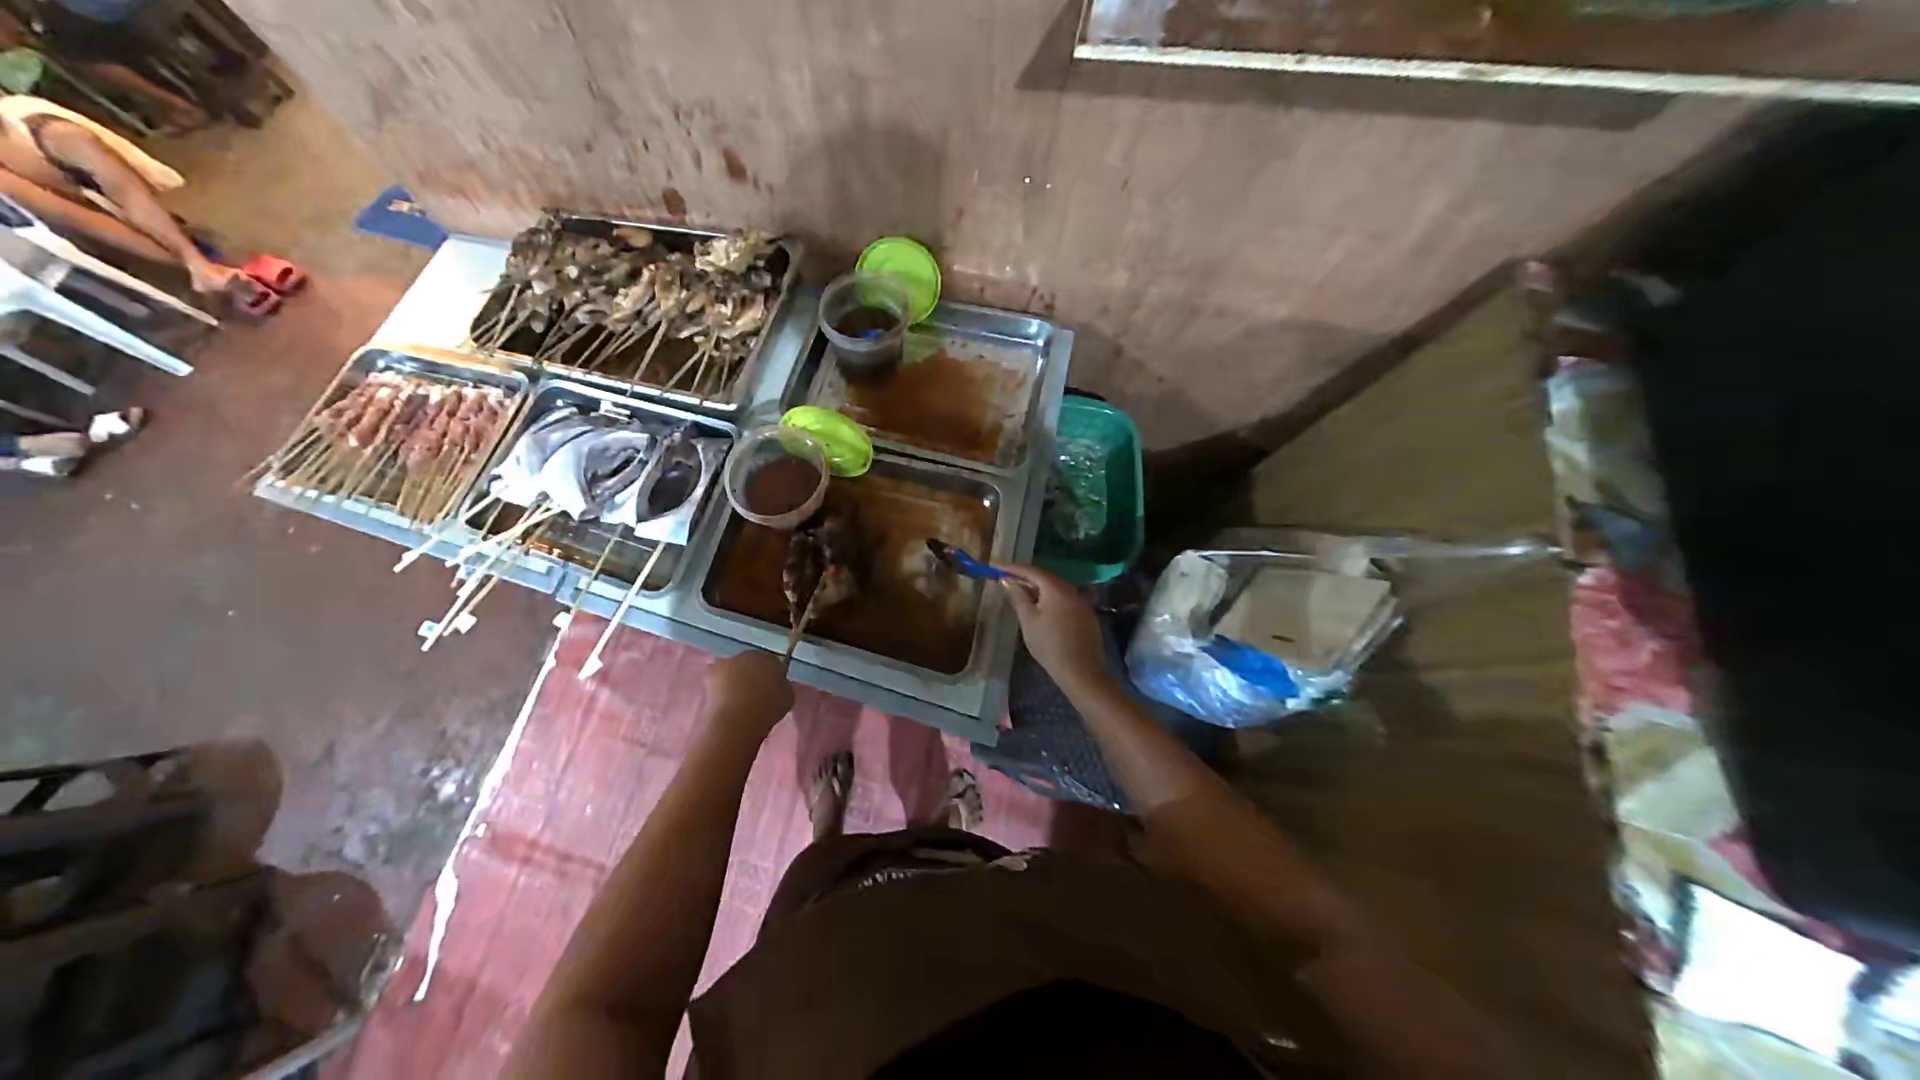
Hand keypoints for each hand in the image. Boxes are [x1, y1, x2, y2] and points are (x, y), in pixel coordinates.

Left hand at [704, 650, 794, 740]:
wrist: (738, 719)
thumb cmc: (768, 708)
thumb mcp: (788, 696)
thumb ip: (783, 685)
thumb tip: (778, 684)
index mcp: (770, 658)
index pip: (773, 663)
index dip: (773, 676)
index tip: (772, 689)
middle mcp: (748, 655)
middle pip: (752, 663)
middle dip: (753, 674)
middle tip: (755, 693)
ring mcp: (728, 662)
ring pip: (734, 669)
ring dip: (736, 679)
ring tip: (738, 699)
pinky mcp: (711, 674)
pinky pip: (718, 678)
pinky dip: (721, 686)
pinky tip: (725, 700)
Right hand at [993, 563, 1109, 690]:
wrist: (1081, 671)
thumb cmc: (1050, 645)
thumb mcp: (1029, 621)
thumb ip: (1018, 597)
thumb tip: (1007, 581)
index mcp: (1057, 588)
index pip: (1031, 570)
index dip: (1011, 567)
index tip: (993, 565)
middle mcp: (1072, 589)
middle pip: (1045, 577)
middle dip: (1024, 576)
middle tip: (1004, 578)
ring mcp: (1082, 602)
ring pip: (1055, 588)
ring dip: (1037, 588)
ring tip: (1019, 591)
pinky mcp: (1086, 614)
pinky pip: (1064, 599)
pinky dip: (1049, 598)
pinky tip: (1040, 606)